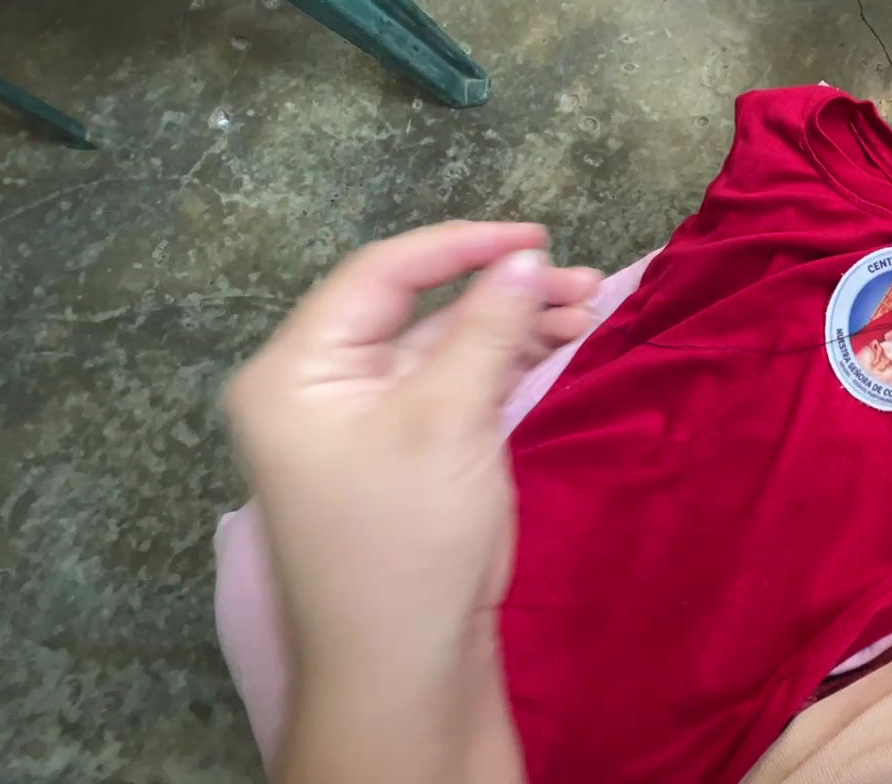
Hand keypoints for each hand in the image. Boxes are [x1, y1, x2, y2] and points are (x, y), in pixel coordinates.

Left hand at [223, 223, 600, 725]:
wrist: (412, 654)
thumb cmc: (409, 532)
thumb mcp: (450, 419)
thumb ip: (489, 327)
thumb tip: (529, 257)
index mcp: (301, 369)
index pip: (382, 276)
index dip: (463, 246)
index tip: (538, 238)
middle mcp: (333, 380)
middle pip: (427, 308)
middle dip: (508, 291)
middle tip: (583, 282)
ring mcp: (380, 410)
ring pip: (457, 340)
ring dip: (522, 322)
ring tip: (589, 310)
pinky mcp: (422, 436)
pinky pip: (469, 375)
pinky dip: (516, 356)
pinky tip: (563, 341)